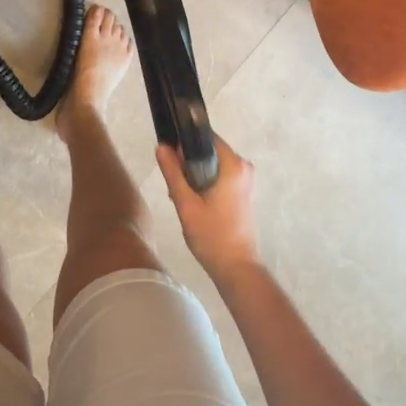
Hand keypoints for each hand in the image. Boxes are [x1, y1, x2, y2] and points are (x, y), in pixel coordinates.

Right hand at [158, 136, 261, 277]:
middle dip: (188, 163)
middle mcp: (243, 166)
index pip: (206, 137)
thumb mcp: (186, 204)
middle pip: (208, 151)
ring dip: (194, 175)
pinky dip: (204, 182)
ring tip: (181, 197)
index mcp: (233, 164)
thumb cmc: (212, 236)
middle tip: (174, 185)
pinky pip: (219, 175)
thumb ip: (173, 173)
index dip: (185, 144)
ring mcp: (244, 179)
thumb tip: (161, 146)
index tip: (171, 160)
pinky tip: (192, 202)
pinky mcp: (242, 191)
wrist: (236, 268)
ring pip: (212, 164)